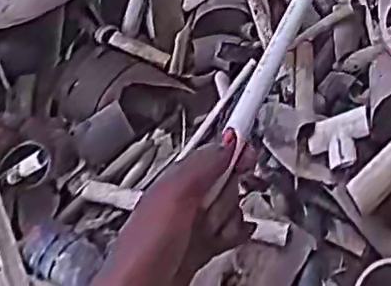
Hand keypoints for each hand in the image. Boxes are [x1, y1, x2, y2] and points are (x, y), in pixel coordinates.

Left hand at [93, 137, 255, 285]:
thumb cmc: (142, 251)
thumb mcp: (175, 196)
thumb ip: (204, 165)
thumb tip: (231, 139)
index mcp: (177, 178)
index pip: (214, 152)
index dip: (234, 151)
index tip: (248, 155)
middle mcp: (186, 199)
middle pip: (227, 180)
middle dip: (230, 192)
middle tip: (216, 207)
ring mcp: (193, 225)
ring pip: (230, 207)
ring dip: (231, 216)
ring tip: (217, 230)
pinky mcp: (200, 249)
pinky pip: (228, 231)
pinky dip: (236, 231)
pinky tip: (235, 234)